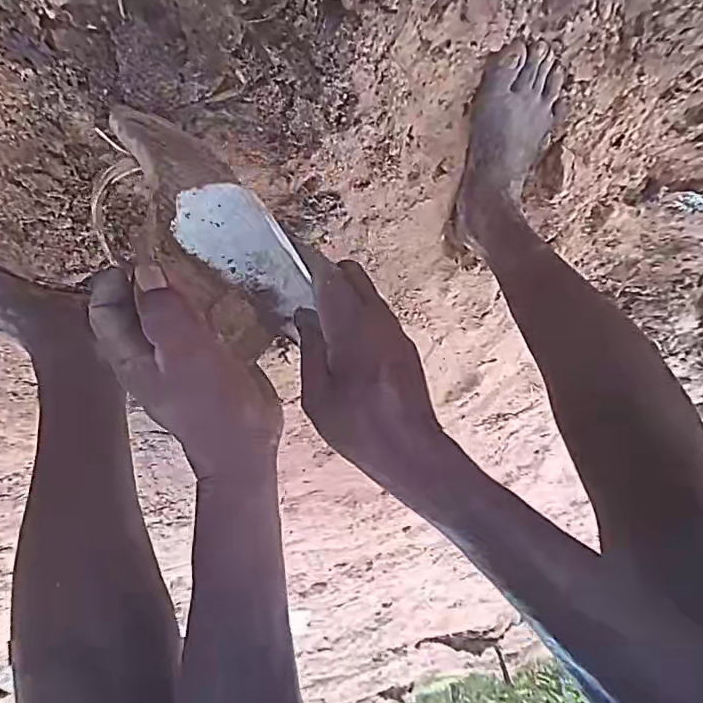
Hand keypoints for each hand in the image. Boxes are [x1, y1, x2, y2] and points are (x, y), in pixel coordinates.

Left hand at [89, 263, 281, 480]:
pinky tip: (219, 300)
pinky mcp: (204, 362)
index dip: (118, 278)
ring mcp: (175, 360)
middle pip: (133, 307)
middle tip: (176, 260)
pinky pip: (193, 326)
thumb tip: (146, 269)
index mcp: (129, 356)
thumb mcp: (186, 354)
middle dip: (149, 281)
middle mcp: (146, 356)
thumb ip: (163, 312)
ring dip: (177, 292)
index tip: (149, 257)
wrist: (247, 446)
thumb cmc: (213, 406)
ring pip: (164, 315)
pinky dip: (200, 308)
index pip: (104, 306)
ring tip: (198, 273)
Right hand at [295, 259, 451, 487]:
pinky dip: (359, 313)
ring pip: (368, 294)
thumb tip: (304, 316)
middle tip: (303, 289)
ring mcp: (397, 332)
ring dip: (345, 295)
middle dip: (328, 274)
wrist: (411, 449)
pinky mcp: (405, 346)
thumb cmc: (360, 430)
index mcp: (353, 329)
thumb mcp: (317, 396)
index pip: (329, 279)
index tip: (291, 253)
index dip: (309, 262)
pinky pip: (379, 315)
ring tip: (320, 316)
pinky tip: (344, 338)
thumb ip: (310, 349)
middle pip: (354, 275)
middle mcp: (380, 322)